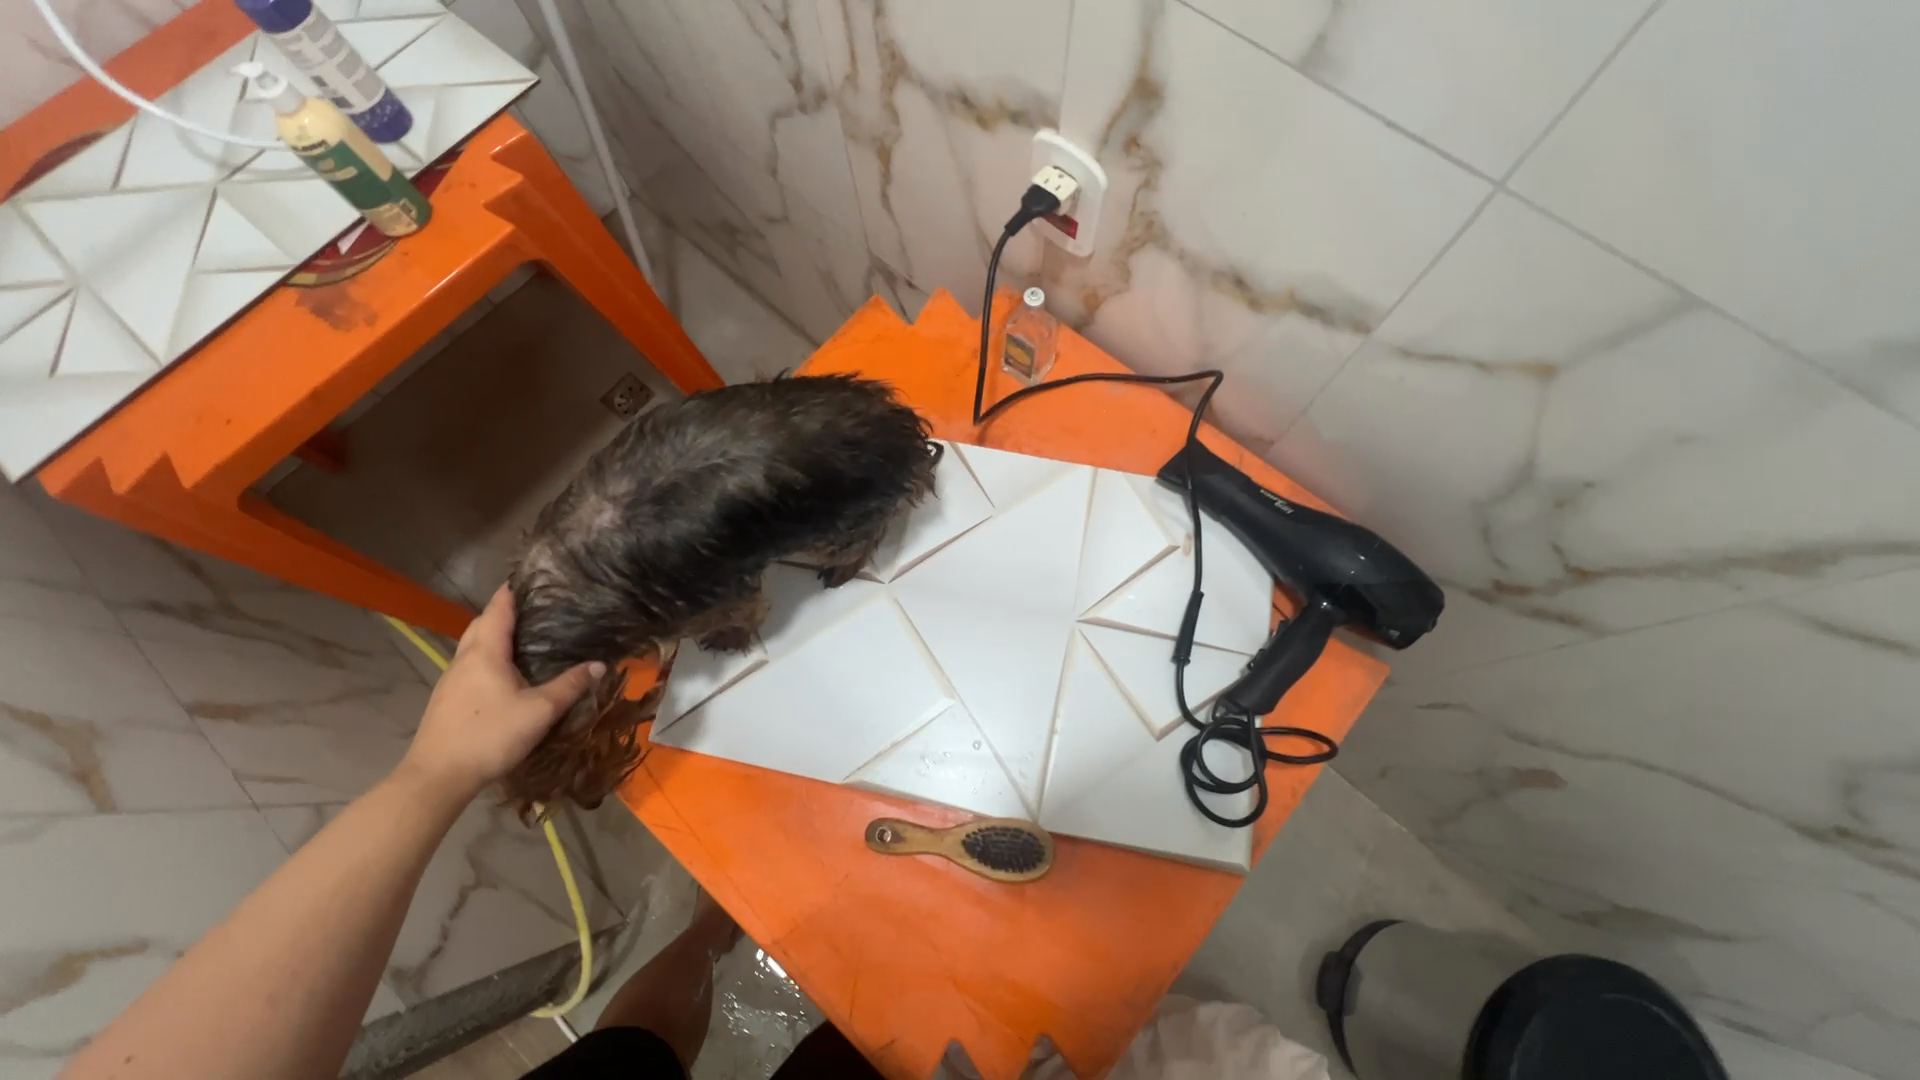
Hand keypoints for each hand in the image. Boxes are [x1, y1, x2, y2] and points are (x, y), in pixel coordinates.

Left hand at [398, 585, 602, 802]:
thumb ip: (570, 686)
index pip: (497, 611)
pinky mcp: (447, 700)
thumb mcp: (540, 711)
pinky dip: (486, 657)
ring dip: (491, 635)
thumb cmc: (490, 735)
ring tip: (520, 636)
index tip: (527, 578)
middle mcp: (464, 660)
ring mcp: (451, 680)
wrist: (438, 776)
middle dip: (501, 612)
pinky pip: (469, 666)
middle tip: (529, 607)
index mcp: (485, 654)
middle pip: (480, 625)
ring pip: (472, 646)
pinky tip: (502, 673)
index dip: (511, 593)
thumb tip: (600, 665)